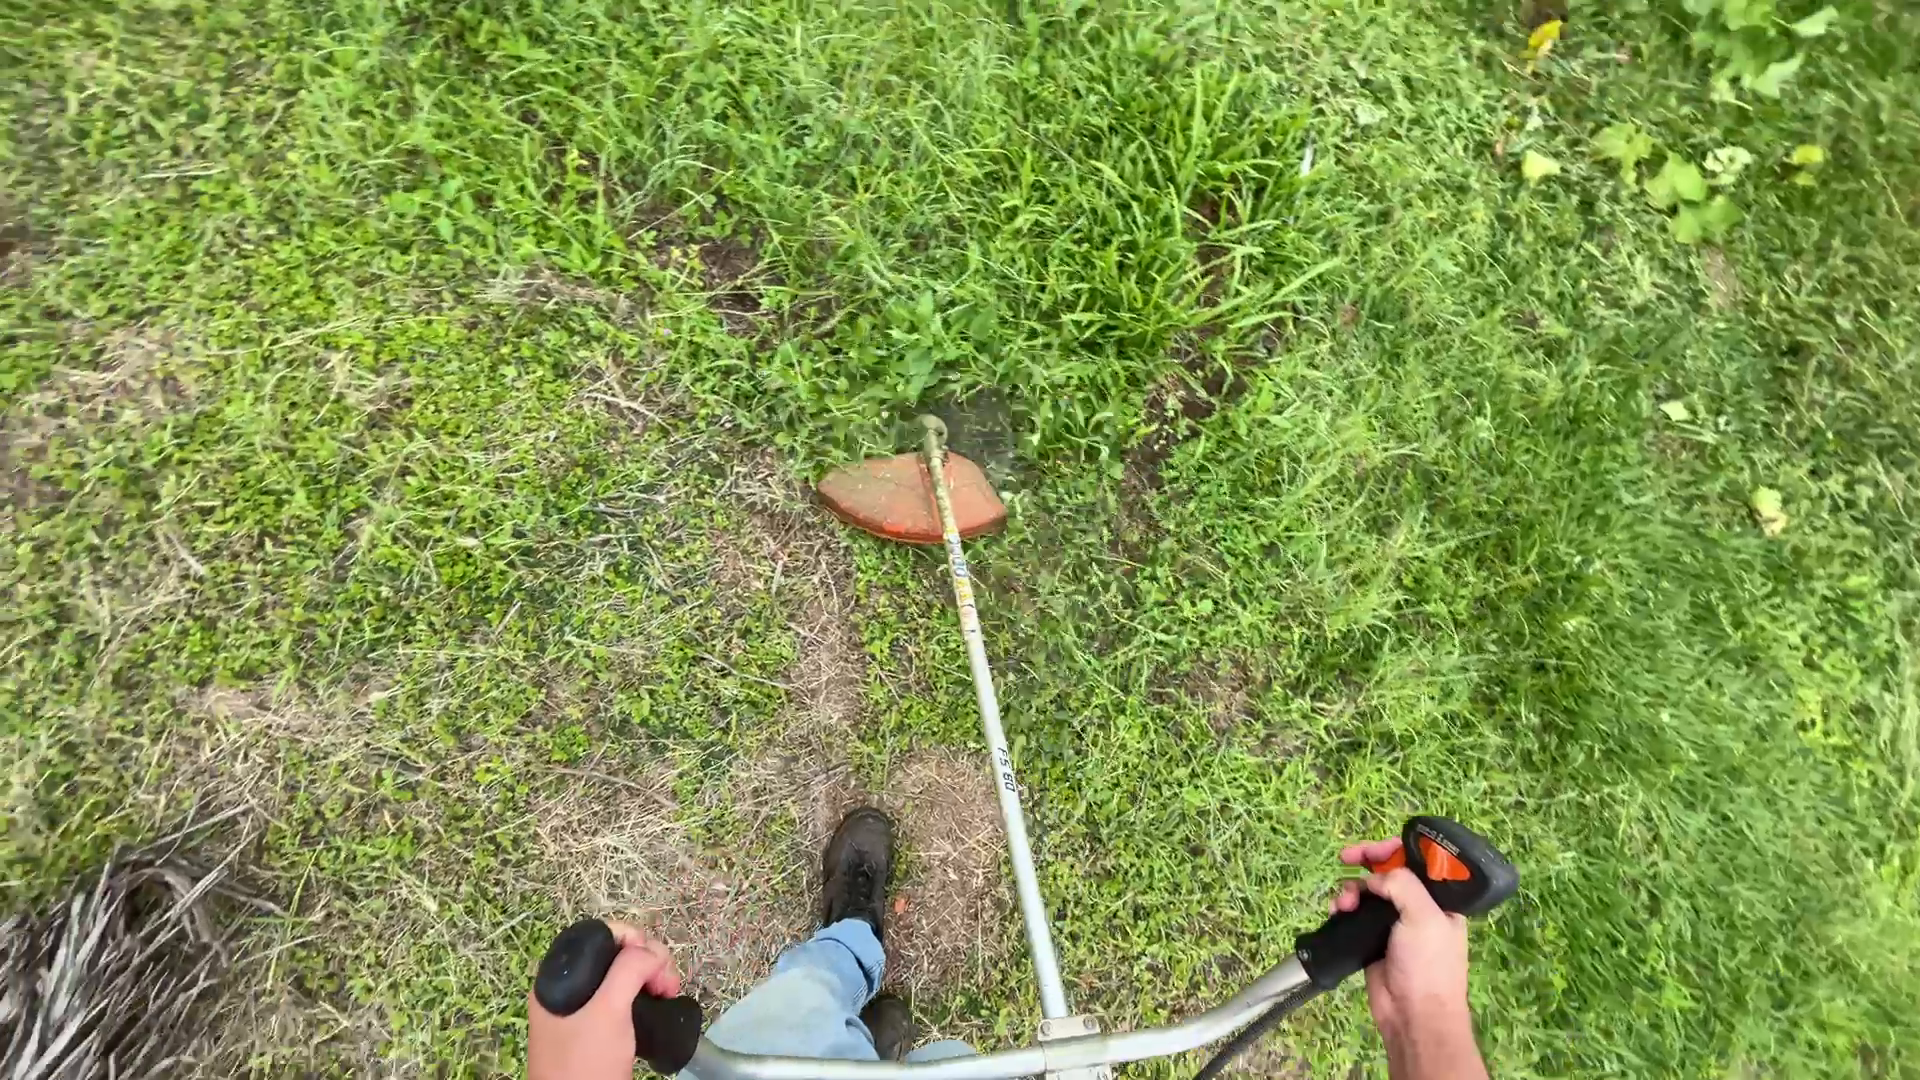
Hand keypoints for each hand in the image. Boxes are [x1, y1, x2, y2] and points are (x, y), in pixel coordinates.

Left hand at [528, 920, 681, 1079]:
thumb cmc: (587, 1063)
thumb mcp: (609, 1010)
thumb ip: (630, 969)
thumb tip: (653, 953)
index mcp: (559, 978)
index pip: (601, 935)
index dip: (632, 939)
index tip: (652, 961)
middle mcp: (569, 987)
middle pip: (618, 952)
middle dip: (649, 958)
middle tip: (666, 982)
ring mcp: (584, 1008)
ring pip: (627, 972)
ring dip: (654, 974)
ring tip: (668, 993)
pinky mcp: (600, 1026)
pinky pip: (628, 993)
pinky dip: (648, 991)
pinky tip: (661, 1001)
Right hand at [1332, 839, 1486, 1079]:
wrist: (1412, 1015)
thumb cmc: (1428, 966)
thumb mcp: (1425, 918)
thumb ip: (1402, 884)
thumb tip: (1375, 877)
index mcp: (1439, 902)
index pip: (1417, 862)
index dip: (1393, 850)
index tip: (1371, 850)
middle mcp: (1417, 907)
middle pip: (1388, 870)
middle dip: (1366, 861)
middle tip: (1346, 856)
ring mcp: (1393, 922)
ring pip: (1367, 889)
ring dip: (1351, 888)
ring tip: (1344, 903)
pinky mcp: (1372, 935)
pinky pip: (1354, 909)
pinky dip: (1343, 905)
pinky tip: (1337, 911)